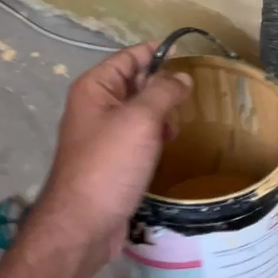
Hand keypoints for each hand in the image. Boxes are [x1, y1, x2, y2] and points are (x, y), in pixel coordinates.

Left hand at [27, 42, 190, 267]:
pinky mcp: (112, 159)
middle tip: (194, 92)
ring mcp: (102, 134)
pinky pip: (137, 135)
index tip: (188, 53)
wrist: (82, 225)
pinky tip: (170, 143)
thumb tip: (182, 76)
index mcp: (95, 87)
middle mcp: (95, 105)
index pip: (129, 57)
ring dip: (161, 112)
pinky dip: (155, 134)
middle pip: (134, 82)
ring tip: (183, 121)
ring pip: (138, 110)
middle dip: (162, 85)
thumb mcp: (140, 120)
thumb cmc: (109, 164)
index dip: (156, 52)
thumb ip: (163, 92)